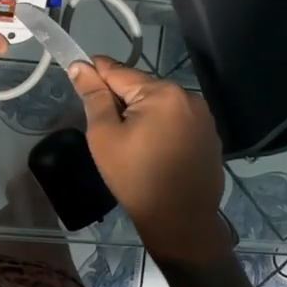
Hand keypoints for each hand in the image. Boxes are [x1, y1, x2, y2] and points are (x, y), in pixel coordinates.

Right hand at [70, 57, 229, 264]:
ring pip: (159, 103)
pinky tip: (152, 150)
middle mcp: (187, 96)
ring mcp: (203, 116)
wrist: (181, 221)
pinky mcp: (209, 134)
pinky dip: (160, 126)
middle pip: (141, 86)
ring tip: (128, 141)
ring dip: (141, 112)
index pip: (118, 71)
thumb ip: (94, 97)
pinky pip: (176, 119)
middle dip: (120, 99)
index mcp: (161, 92)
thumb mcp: (105, 137)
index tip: (77, 77)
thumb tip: (80, 66)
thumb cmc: (136, 178)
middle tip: (103, 126)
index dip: (94, 73)